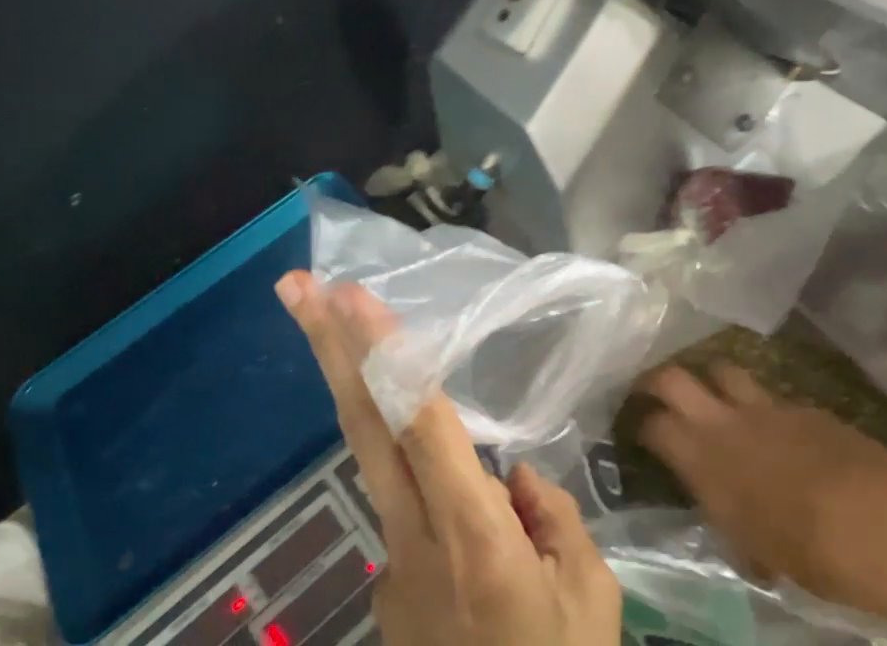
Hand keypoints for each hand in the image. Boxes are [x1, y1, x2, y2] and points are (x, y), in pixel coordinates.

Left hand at [275, 271, 621, 645]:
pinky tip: (455, 491)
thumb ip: (554, 518)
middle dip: (330, 351)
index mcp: (477, 540)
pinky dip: (413, 465)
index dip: (389, 358)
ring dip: (352, 386)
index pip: (423, 429)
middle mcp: (417, 540)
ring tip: (328, 323)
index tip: (355, 301)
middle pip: (365, 429)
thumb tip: (512, 476)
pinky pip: (404, 504)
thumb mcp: (589, 597)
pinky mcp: (389, 584)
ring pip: (371, 457)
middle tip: (297, 289)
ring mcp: (392, 564)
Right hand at [636, 364, 886, 602]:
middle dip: (656, 377)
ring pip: (722, 369)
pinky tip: (772, 426)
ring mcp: (766, 406)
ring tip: (711, 394)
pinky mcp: (802, 405)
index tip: (635, 429)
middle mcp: (724, 422)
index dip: (638, 423)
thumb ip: (727, 516)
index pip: (652, 425)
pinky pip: (769, 395)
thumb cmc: (803, 550)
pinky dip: (761, 405)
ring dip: (711, 378)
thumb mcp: (750, 546)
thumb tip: (728, 514)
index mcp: (702, 460)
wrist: (873, 520)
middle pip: (674, 375)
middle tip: (651, 389)